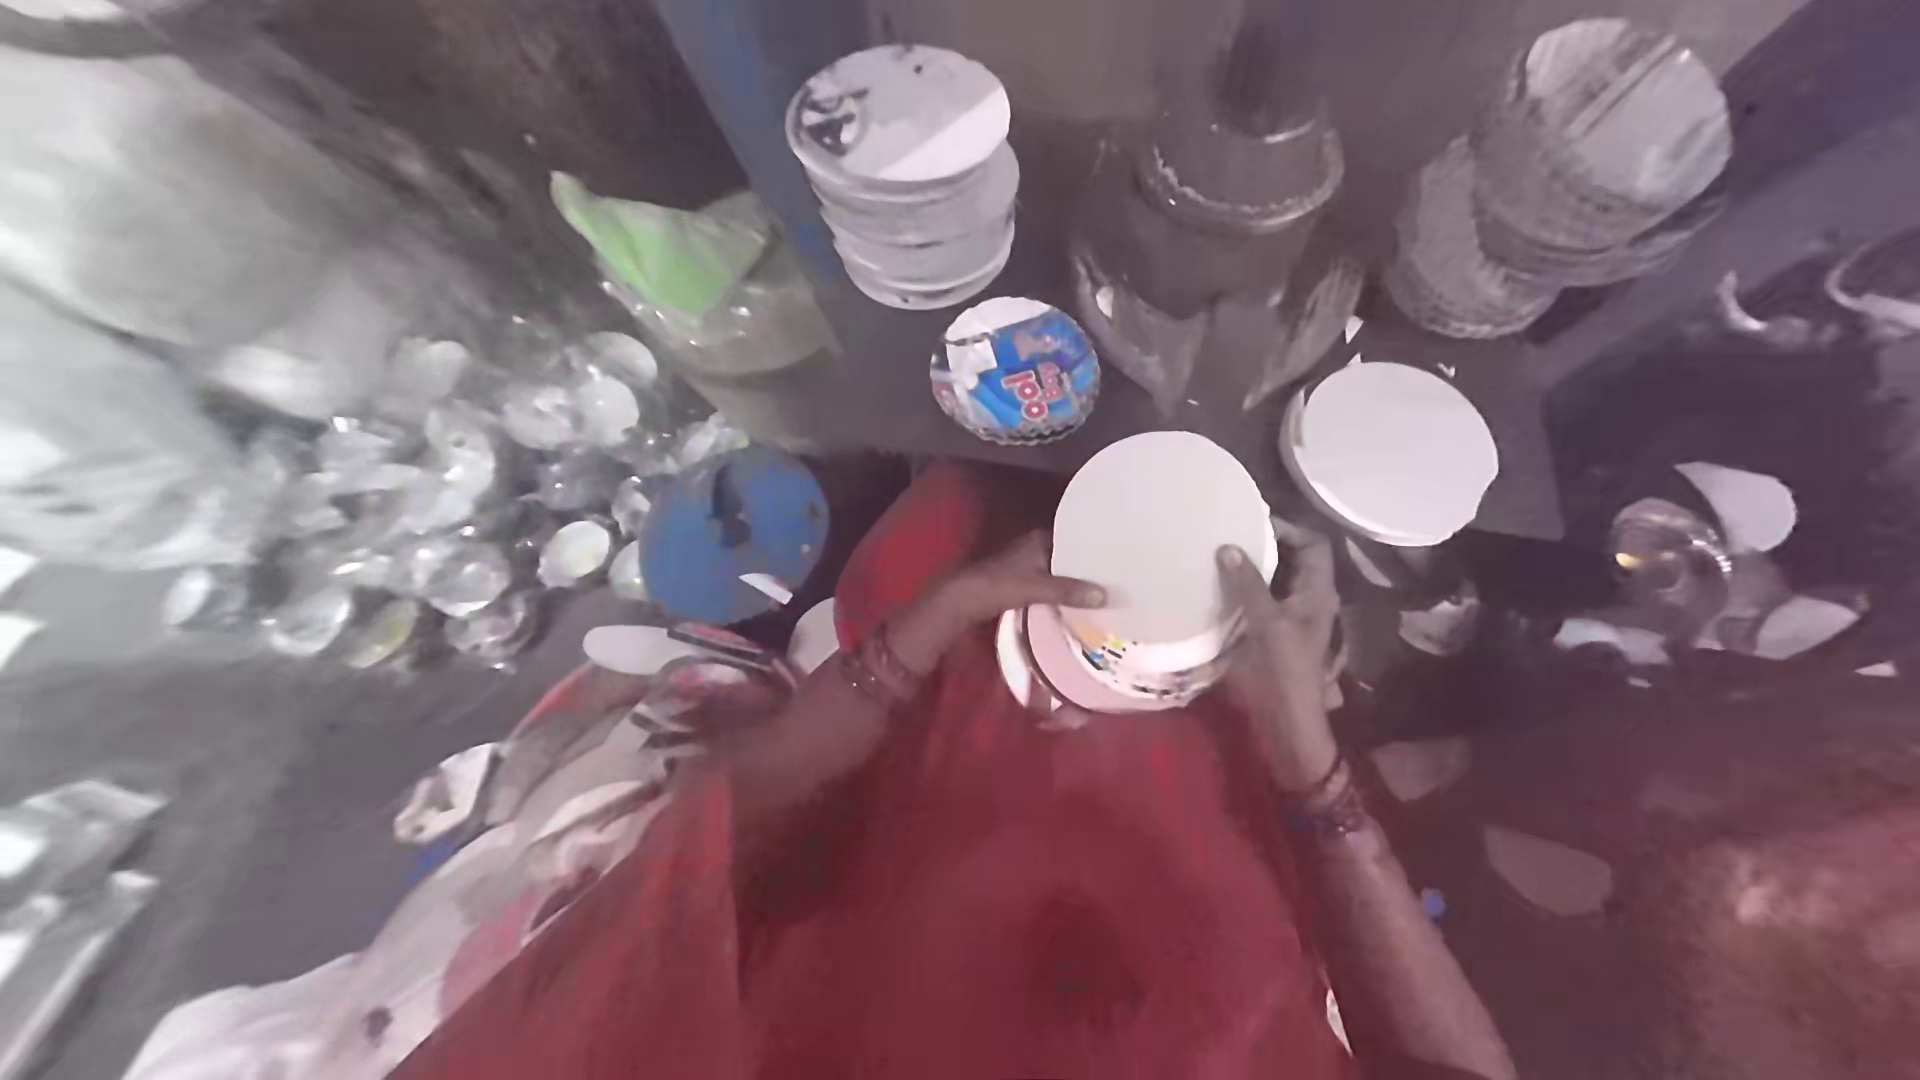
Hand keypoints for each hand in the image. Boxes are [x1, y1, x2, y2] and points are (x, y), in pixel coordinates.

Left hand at [888, 531, 1105, 673]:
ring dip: (1080, 579)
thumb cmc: (999, 585)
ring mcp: (1031, 563)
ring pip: (1064, 568)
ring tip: (1110, 587)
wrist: (964, 599)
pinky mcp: (1026, 580)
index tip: (1122, 554)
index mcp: (1042, 537)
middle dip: (1092, 564)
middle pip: (1072, 554)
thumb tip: (1105, 594)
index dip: (1097, 544)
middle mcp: (1038, 545)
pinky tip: (1083, 600)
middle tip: (1122, 574)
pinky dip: (1068, 589)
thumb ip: (1069, 590)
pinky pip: (1055, 581)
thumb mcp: (1037, 586)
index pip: (1078, 536)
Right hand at [1217, 518, 1341, 792]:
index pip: (1313, 544)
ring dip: (1252, 565)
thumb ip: (1248, 585)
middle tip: (1229, 530)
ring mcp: (1291, 615)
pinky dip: (1243, 586)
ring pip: (1275, 578)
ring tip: (1219, 551)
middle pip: (1293, 558)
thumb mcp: (1266, 623)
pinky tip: (1217, 584)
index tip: (1251, 519)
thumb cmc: (1284, 670)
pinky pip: (1260, 597)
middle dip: (1265, 542)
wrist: (1286, 719)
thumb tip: (1228, 546)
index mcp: (1318, 592)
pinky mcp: (1273, 630)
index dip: (1288, 527)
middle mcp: (1308, 599)